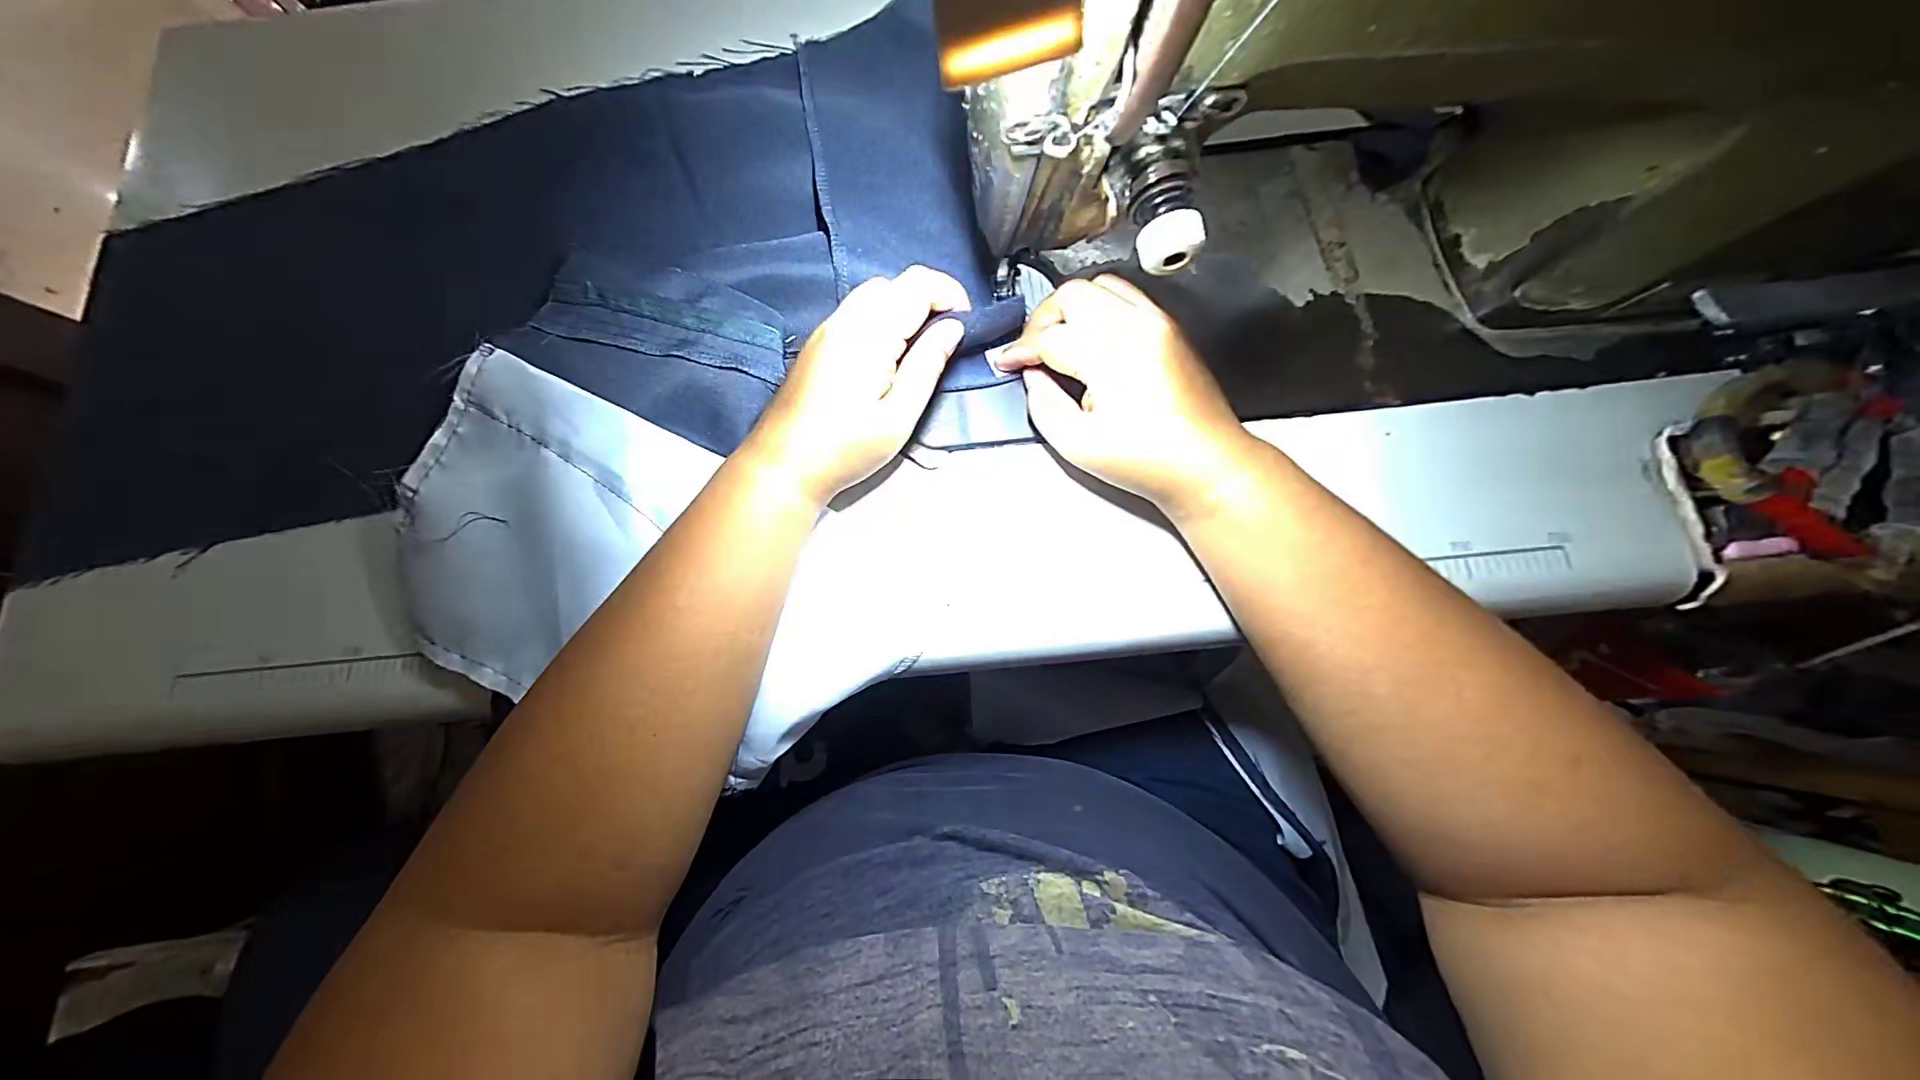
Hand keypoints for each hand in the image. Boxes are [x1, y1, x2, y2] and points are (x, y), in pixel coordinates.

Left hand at [737, 266, 969, 505]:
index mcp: (868, 334)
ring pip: (874, 294)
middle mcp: (844, 321)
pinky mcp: (818, 344)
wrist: (783, 464)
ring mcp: (826, 330)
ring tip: (922, 348)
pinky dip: (883, 319)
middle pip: (895, 283)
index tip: (966, 324)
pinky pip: (857, 312)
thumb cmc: (842, 449)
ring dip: (905, 308)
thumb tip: (953, 329)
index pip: (917, 285)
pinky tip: (889, 356)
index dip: (950, 294)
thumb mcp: (898, 416)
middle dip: (929, 299)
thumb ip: (927, 365)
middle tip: (947, 337)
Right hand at [992, 274, 1260, 520]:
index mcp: (1110, 353)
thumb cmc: (1153, 461)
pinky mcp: (1169, 328)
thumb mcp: (1077, 444)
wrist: (1208, 463)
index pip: (1049, 334)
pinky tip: (1092, 339)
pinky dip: (1099, 309)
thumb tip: (1032, 377)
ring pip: (1099, 286)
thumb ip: (1043, 405)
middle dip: (1042, 321)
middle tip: (1030, 350)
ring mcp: (1157, 322)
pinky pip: (1126, 296)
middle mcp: (1136, 326)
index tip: (1008, 362)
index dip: (1020, 349)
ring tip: (1058, 341)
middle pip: (1071, 295)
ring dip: (1071, 309)